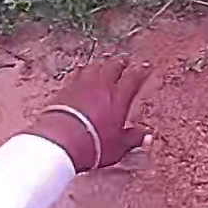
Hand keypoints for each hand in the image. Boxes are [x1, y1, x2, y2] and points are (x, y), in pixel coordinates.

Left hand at [28, 58, 152, 171]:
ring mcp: (82, 84)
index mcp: (119, 97)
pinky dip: (81, 72)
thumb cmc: (93, 144)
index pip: (134, 77)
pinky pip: (76, 74)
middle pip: (113, 66)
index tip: (146, 66)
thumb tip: (146, 135)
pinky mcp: (65, 88)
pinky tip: (80, 74)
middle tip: (124, 62)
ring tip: (103, 63)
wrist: (61, 141)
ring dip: (100, 64)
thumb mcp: (119, 146)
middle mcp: (102, 85)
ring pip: (94, 66)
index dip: (142, 70)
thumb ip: (133, 137)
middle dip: (120, 63)